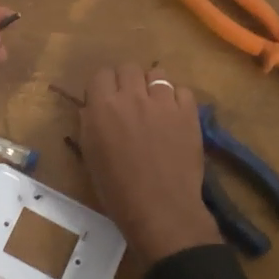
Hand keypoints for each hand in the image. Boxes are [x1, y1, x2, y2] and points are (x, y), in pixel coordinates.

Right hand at [78, 64, 220, 266]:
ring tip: (155, 107)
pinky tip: (175, 117)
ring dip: (152, 87)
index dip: (104, 87)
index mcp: (102, 107)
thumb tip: (93, 107)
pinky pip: (182, 90)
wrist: (161, 210)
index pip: (100, 75)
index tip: (106, 101)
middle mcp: (131, 96)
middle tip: (131, 103)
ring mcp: (163, 102)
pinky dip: (177, 100)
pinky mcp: (188, 112)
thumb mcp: (90, 155)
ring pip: (157, 73)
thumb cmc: (118, 190)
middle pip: (128, 68)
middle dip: (127, 82)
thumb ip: (90, 123)